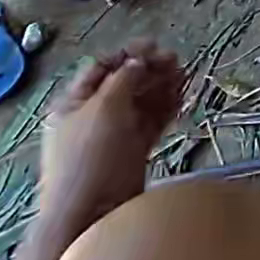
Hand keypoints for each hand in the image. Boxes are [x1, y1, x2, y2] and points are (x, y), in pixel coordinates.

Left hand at [38, 42, 183, 234]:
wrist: (91, 213)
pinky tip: (182, 97)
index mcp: (75, 103)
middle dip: (150, 69)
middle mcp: (94, 116)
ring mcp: (114, 134)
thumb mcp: (104, 107)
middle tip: (175, 60)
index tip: (154, 46)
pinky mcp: (133, 150)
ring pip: (142, 101)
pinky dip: (167, 108)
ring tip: (184, 76)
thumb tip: (138, 61)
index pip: (102, 68)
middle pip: (125, 83)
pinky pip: (152, 121)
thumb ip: (124, 78)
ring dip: (163, 86)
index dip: (128, 54)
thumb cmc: (89, 156)